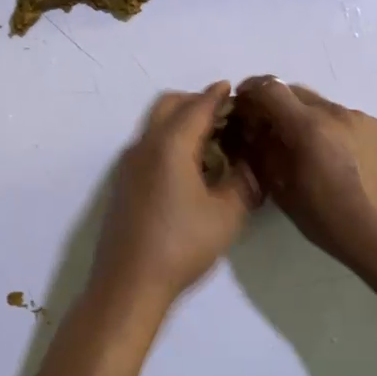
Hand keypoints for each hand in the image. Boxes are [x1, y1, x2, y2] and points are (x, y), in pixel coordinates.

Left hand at [91, 83, 260, 303]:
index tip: (234, 90)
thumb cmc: (181, 246)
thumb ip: (243, 181)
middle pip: (170, 104)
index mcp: (171, 144)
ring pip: (156, 123)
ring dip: (181, 120)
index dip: (218, 95)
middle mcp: (146, 144)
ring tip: (210, 141)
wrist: (128, 286)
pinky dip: (169, 139)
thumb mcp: (226, 215)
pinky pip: (149, 143)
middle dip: (197, 102)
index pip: (198, 106)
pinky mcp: (124, 182)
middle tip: (224, 116)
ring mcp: (130, 163)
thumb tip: (252, 162)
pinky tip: (189, 167)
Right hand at [227, 76, 376, 274]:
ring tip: (304, 148)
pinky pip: (343, 118)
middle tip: (267, 129)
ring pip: (320, 105)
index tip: (242, 104)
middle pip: (294, 91)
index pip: (270, 88)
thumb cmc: (330, 220)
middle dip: (275, 104)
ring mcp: (359, 117)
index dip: (250, 90)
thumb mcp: (283, 191)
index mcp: (308, 126)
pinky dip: (329, 128)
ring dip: (303, 117)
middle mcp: (334, 112)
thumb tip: (252, 131)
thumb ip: (263, 153)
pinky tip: (333, 157)